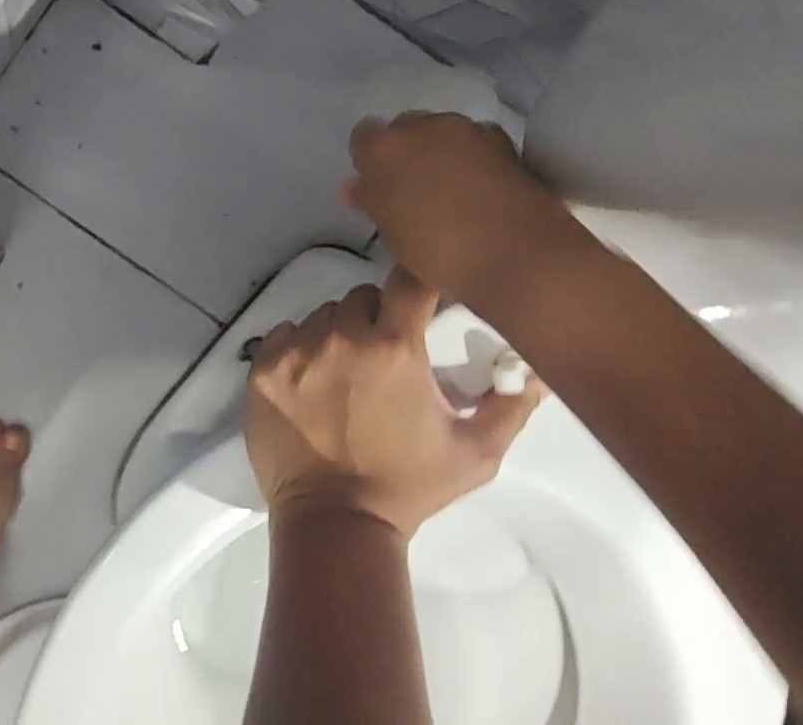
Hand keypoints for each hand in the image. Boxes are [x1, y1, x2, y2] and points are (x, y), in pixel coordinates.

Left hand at [246, 270, 548, 536]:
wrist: (335, 523)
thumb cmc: (409, 487)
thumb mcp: (475, 453)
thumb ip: (511, 404)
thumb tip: (540, 369)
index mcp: (393, 347)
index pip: (408, 280)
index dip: (417, 284)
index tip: (421, 301)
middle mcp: (341, 338)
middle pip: (362, 296)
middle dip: (377, 316)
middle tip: (384, 353)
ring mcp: (296, 351)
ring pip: (322, 315)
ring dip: (337, 333)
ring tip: (345, 372)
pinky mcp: (263, 369)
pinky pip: (284, 334)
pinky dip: (298, 347)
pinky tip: (310, 380)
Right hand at [344, 113, 575, 301]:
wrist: (516, 254)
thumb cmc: (437, 250)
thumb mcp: (390, 233)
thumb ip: (368, 201)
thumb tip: (354, 187)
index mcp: (382, 148)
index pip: (362, 137)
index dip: (369, 160)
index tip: (377, 186)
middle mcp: (422, 127)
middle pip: (404, 128)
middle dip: (405, 150)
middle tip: (411, 190)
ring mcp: (465, 130)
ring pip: (441, 132)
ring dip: (439, 151)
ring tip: (448, 191)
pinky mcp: (502, 140)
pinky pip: (475, 141)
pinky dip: (472, 156)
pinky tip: (479, 187)